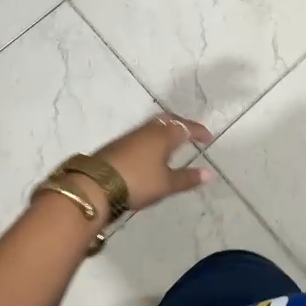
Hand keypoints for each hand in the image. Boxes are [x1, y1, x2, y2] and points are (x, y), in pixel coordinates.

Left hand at [89, 112, 215, 213]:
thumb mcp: (166, 184)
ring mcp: (131, 135)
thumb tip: (210, 174)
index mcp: (165, 135)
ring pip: (154, 125)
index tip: (209, 138)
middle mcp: (149, 130)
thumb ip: (188, 178)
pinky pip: (143, 133)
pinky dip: (153, 137)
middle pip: (169, 120)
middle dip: (182, 124)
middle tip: (191, 133)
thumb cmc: (138, 181)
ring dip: (166, 130)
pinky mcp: (118, 144)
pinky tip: (151, 150)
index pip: (187, 128)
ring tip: (173, 141)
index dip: (199, 132)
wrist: (95, 185)